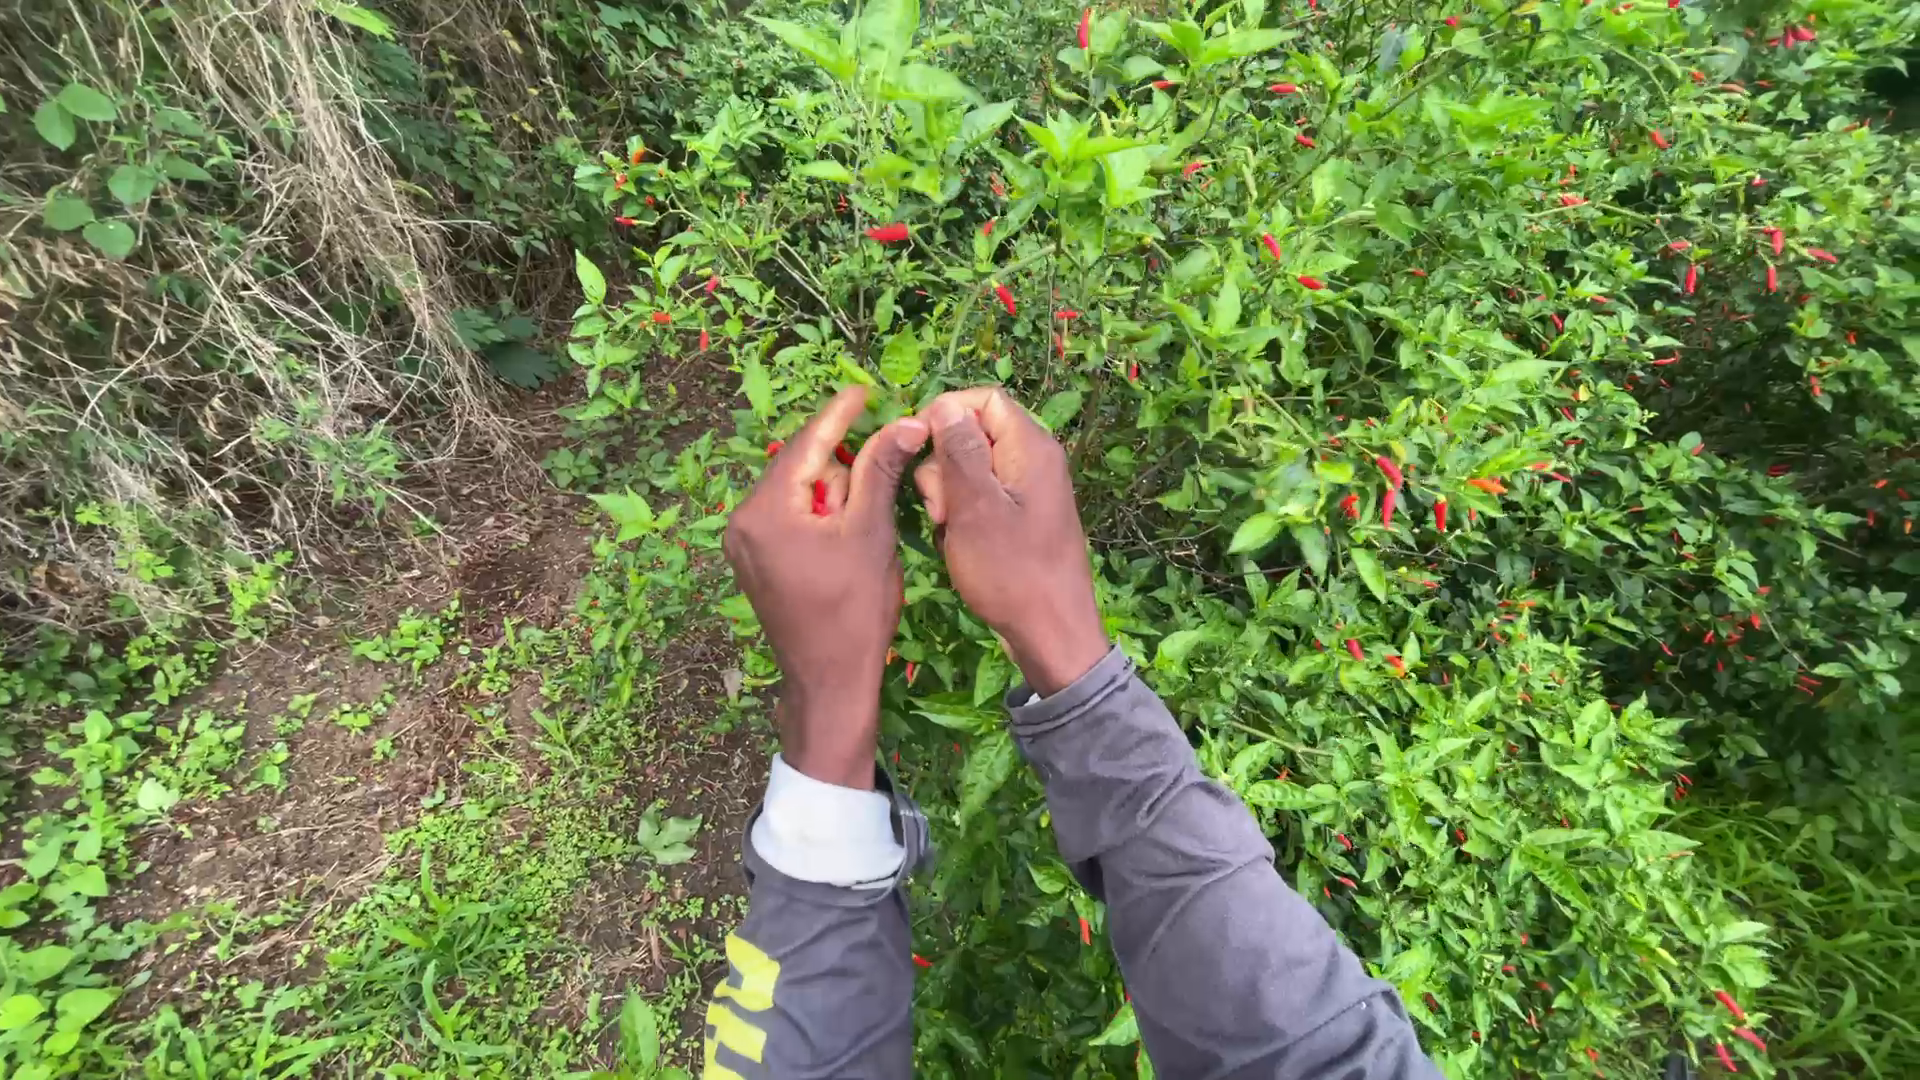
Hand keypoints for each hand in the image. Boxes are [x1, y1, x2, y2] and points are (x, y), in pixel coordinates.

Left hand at [723, 386, 928, 787]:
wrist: (829, 681)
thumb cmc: (855, 609)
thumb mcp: (871, 534)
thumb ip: (880, 471)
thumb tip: (905, 422)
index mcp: (765, 511)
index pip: (807, 445)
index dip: (839, 414)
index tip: (862, 388)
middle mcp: (742, 521)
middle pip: (801, 469)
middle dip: (842, 472)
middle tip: (873, 502)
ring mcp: (743, 544)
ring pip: (797, 495)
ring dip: (833, 498)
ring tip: (860, 534)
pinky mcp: (754, 563)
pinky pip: (789, 520)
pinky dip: (819, 518)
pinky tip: (842, 540)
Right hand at [914, 386, 1107, 695]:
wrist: (1051, 633)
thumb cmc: (1011, 571)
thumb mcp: (974, 507)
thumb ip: (959, 451)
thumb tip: (944, 404)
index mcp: (1031, 447)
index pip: (984, 399)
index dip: (945, 414)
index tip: (918, 448)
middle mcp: (1034, 460)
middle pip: (975, 433)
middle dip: (944, 464)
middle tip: (940, 509)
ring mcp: (1029, 491)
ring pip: (972, 469)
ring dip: (949, 495)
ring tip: (949, 531)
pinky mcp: (1022, 517)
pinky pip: (983, 498)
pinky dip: (963, 514)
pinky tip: (959, 542)